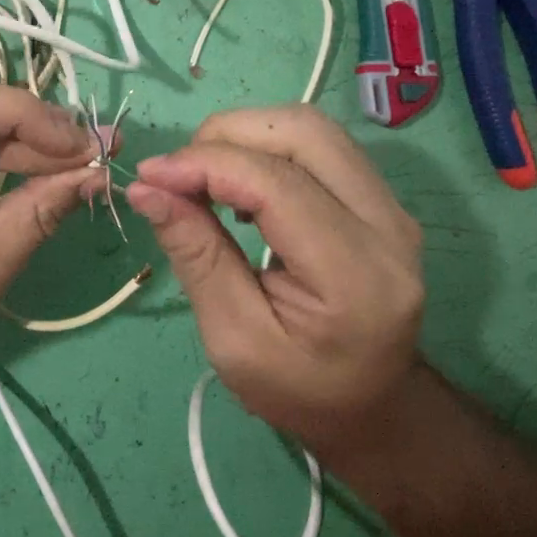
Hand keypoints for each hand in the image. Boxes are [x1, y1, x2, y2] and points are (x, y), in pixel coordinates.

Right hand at [126, 106, 424, 449]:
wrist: (373, 408)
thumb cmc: (297, 389)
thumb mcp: (232, 339)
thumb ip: (195, 256)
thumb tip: (145, 188)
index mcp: (354, 276)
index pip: (276, 184)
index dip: (204, 165)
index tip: (147, 176)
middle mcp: (387, 227)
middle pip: (303, 134)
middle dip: (226, 136)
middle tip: (178, 175)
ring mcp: (391, 207)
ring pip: (311, 128)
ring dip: (245, 135)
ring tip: (205, 177)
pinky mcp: (380, 198)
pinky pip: (318, 144)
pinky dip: (265, 147)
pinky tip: (240, 185)